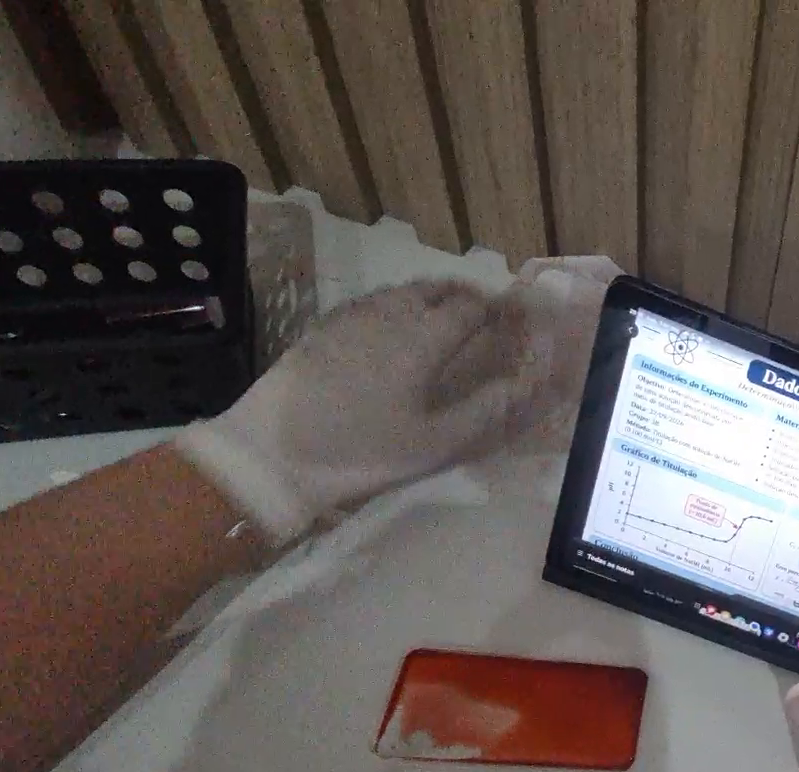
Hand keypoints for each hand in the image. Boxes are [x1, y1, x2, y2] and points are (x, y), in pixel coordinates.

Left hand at [176, 258, 619, 542]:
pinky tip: (398, 323)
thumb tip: (526, 383)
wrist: (272, 455)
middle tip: (484, 310)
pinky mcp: (321, 330)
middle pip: (432, 289)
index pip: (467, 309)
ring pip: (398, 291)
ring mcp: (349, 320)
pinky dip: (397, 303)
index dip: (495, 308)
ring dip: (430, 295)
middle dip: (464, 294)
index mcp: (420, 342)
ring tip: (447, 312)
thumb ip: (486, 409)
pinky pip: (370, 301)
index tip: (513, 314)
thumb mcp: (437, 443)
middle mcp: (387, 318)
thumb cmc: (366, 452)